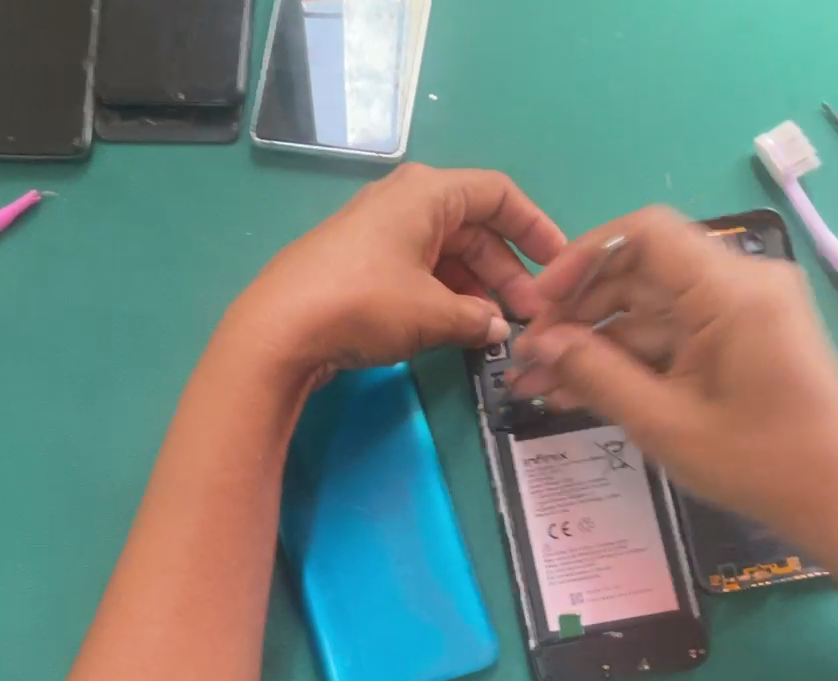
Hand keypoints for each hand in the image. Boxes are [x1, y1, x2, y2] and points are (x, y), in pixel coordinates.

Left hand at [220, 164, 566, 377]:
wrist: (279, 330)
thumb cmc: (363, 304)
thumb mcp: (430, 313)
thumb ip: (475, 318)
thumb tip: (499, 327)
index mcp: (427, 193)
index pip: (497, 194)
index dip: (534, 227)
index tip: (558, 263)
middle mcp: (404, 204)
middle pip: (472, 230)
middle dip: (504, 273)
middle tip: (528, 316)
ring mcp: (378, 236)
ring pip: (444, 256)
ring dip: (473, 291)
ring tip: (495, 330)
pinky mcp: (359, 268)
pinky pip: (416, 274)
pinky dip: (441, 298)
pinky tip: (455, 329)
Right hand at [514, 206, 837, 551]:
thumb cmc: (758, 463)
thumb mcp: (663, 422)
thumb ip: (596, 374)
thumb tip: (540, 343)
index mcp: (730, 291)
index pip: (642, 234)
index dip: (579, 259)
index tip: (538, 304)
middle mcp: (737, 286)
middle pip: (636, 274)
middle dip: (575, 314)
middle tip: (526, 359)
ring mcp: (737, 315)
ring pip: (644, 312)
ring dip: (590, 346)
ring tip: (535, 386)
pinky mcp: (734, 342)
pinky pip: (666, 338)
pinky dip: (622, 363)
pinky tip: (574, 392)